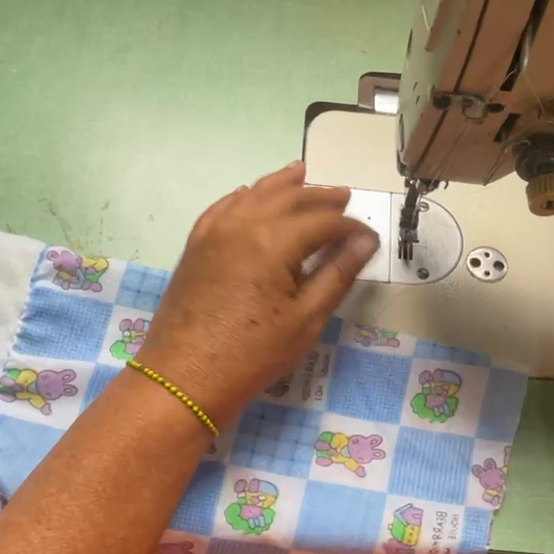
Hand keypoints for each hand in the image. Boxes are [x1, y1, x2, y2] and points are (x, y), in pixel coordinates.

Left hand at [137, 161, 378, 426]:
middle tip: (345, 197)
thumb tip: (365, 241)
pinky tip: (250, 195)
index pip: (322, 221)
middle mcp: (242, 224)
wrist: (184, 378)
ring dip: (282, 186)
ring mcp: (213, 232)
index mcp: (273, 241)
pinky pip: (222, 208)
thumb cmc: (252, 355)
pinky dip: (243, 198)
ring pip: (253, 195)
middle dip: (320, 196)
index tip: (369, 238)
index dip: (349, 227)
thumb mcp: (305, 320)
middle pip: (288, 198)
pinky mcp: (195, 246)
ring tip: (302, 175)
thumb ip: (336, 274)